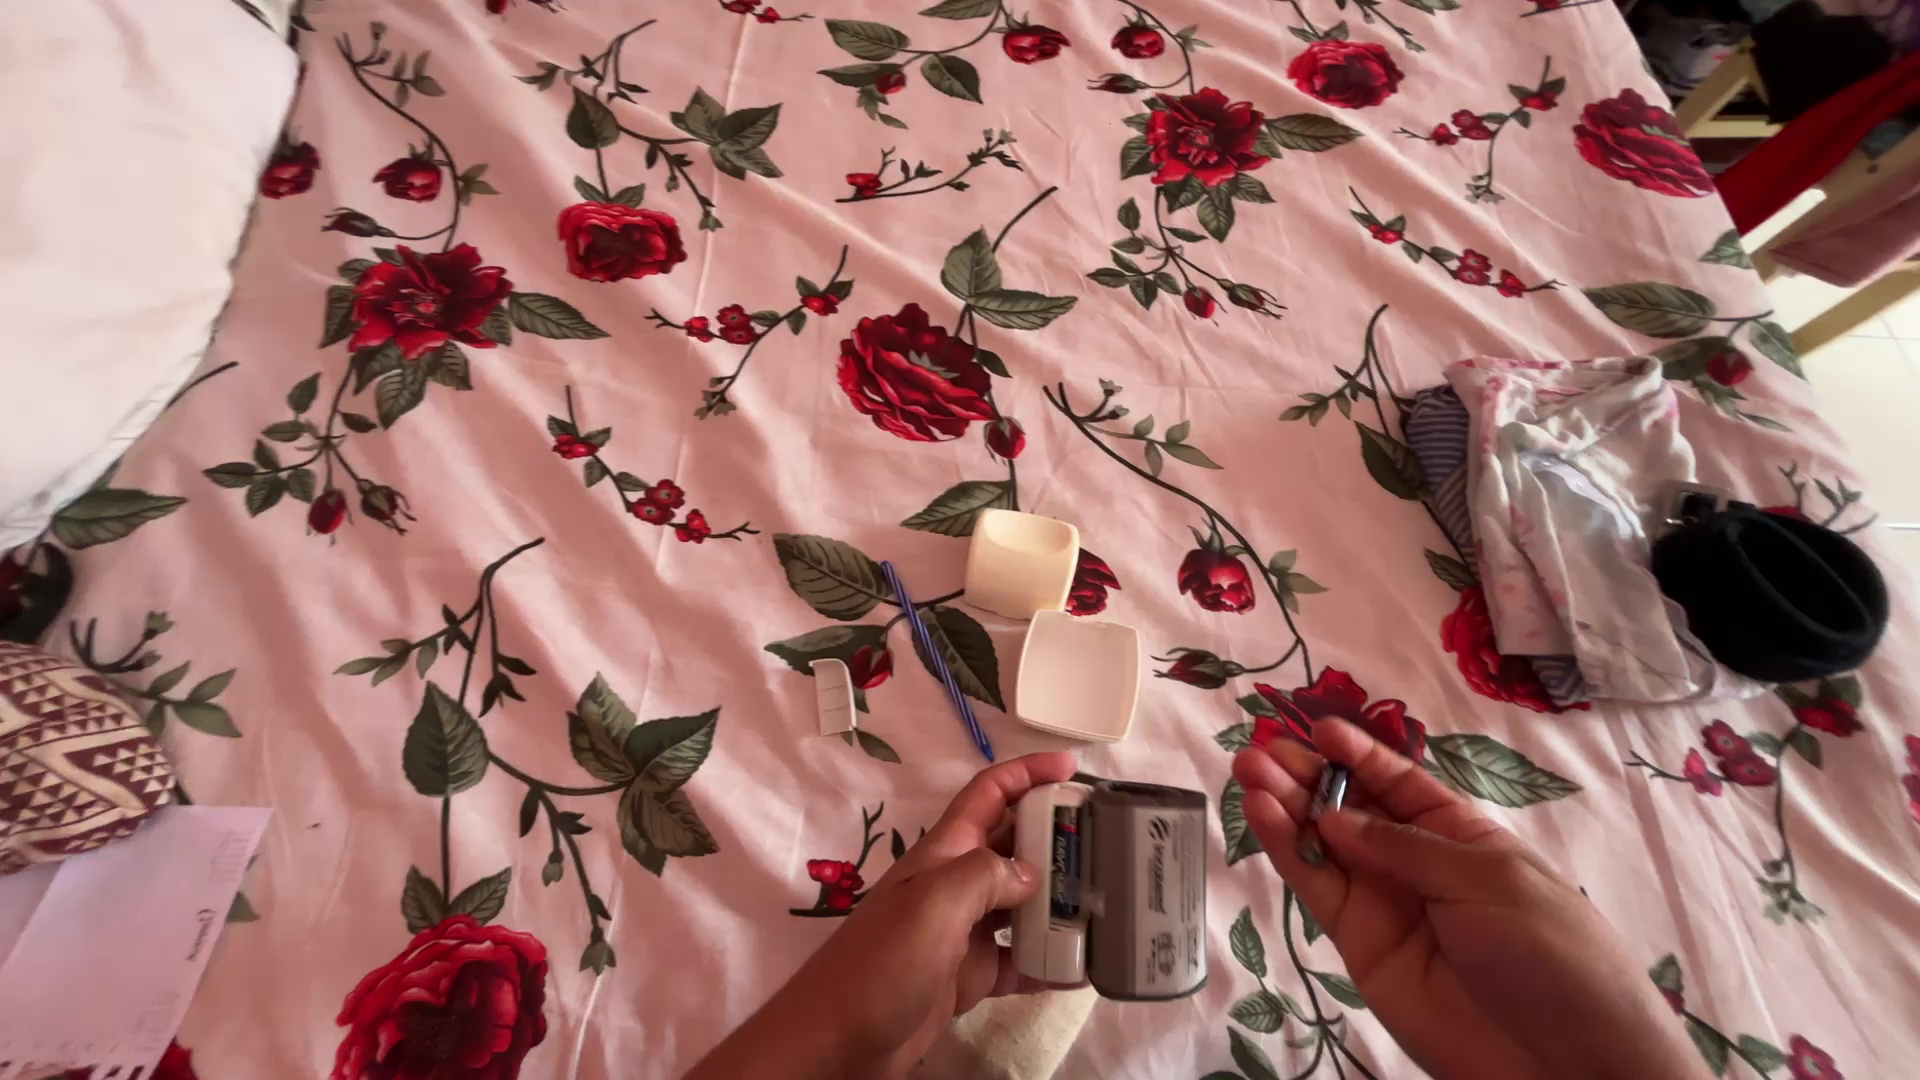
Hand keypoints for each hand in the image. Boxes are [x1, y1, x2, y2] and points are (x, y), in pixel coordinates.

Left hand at [684, 751, 1077, 1079]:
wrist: (839, 1042)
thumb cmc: (881, 961)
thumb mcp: (934, 904)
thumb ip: (985, 876)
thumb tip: (1032, 874)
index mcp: (946, 849)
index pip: (991, 791)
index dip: (1028, 771)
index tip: (1072, 767)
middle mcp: (957, 880)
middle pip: (1013, 842)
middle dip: (1055, 835)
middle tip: (1104, 841)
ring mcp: (964, 929)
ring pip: (1021, 900)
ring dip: (1058, 899)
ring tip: (1104, 900)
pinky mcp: (969, 974)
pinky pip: (1018, 958)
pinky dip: (1048, 959)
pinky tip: (1080, 966)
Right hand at [1233, 717, 1707, 1079]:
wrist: (1566, 1068)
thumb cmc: (1550, 956)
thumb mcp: (1488, 882)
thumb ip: (1403, 846)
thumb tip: (1333, 817)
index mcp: (1456, 834)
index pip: (1398, 781)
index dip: (1357, 753)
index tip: (1318, 729)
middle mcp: (1408, 858)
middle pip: (1347, 804)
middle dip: (1306, 772)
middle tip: (1262, 747)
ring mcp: (1377, 897)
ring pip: (1319, 838)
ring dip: (1282, 801)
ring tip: (1247, 767)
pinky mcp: (1352, 937)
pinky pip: (1313, 883)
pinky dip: (1283, 846)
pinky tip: (1259, 811)